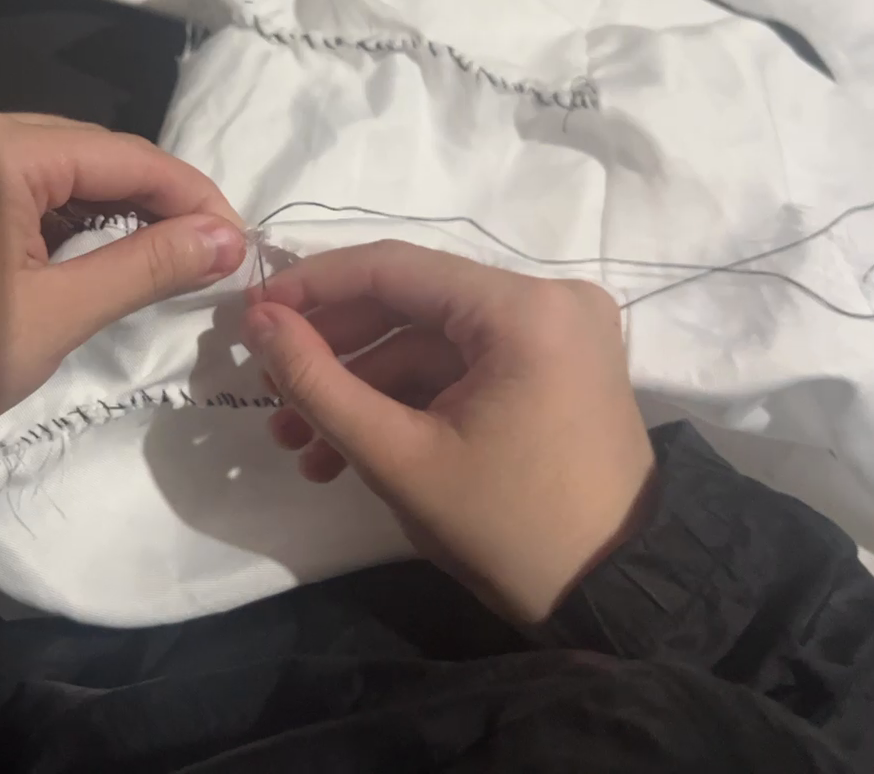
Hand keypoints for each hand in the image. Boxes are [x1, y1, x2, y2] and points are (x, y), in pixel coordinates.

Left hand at [0, 111, 245, 462]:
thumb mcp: (56, 315)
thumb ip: (149, 264)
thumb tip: (229, 237)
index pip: (122, 155)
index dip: (190, 194)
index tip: (236, 236)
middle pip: (81, 152)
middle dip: (147, 198)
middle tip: (199, 248)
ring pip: (40, 166)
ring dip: (97, 205)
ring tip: (146, 250)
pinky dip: (45, 212)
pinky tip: (71, 245)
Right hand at [244, 241, 653, 623]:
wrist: (621, 605)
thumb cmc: (511, 531)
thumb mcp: (397, 457)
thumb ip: (316, 381)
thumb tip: (258, 320)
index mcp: (522, 309)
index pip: (393, 267)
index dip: (311, 285)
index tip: (251, 313)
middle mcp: (544, 301)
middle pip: (406, 302)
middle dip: (330, 349)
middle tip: (267, 386)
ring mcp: (549, 333)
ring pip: (423, 340)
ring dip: (357, 387)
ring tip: (295, 439)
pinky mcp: (544, 366)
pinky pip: (453, 367)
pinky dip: (399, 401)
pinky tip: (344, 452)